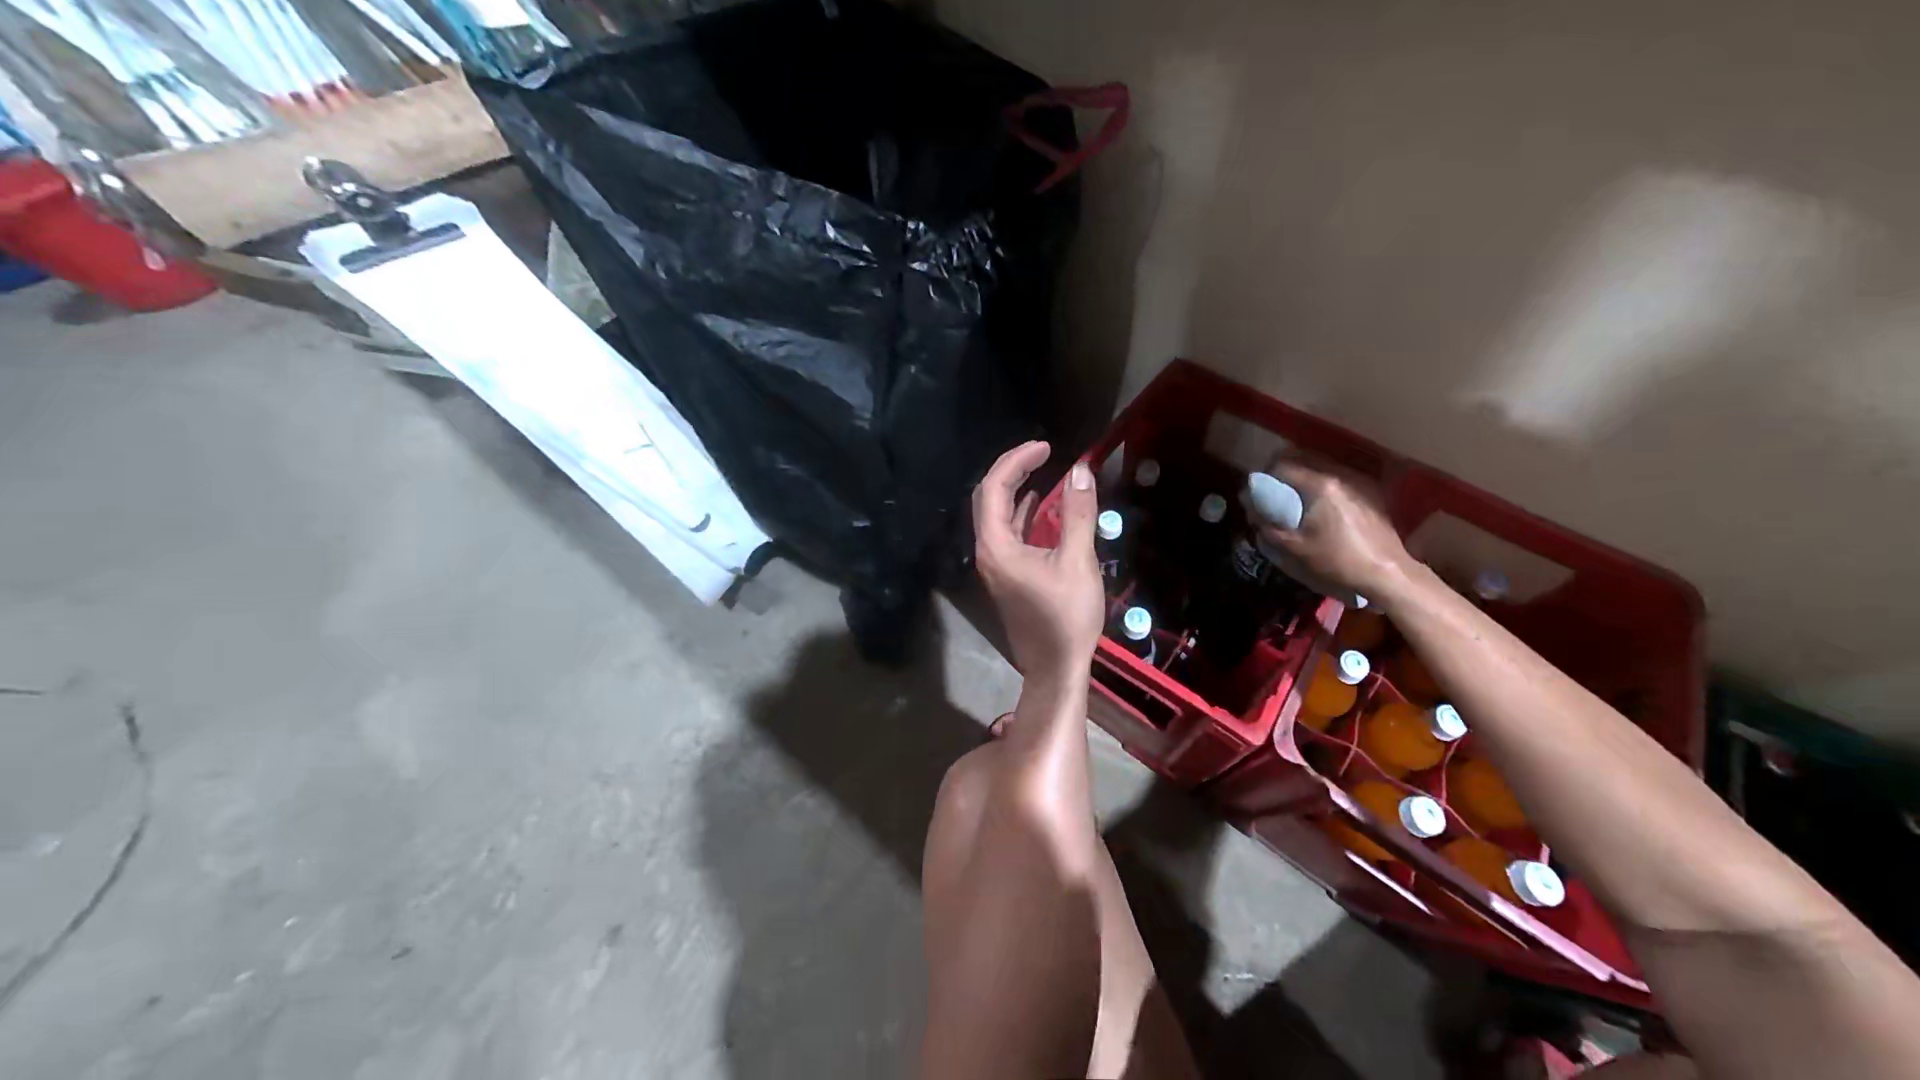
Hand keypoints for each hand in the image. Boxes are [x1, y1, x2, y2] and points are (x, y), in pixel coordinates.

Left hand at [972, 441, 1104, 682]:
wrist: (1054, 666)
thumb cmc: (1066, 617)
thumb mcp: (1077, 560)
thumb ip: (1077, 513)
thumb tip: (1080, 470)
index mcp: (996, 545)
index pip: (995, 488)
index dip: (1017, 461)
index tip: (1046, 447)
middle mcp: (988, 551)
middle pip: (989, 498)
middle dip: (1012, 470)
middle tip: (1042, 453)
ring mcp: (995, 565)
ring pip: (997, 516)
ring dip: (1016, 491)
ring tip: (1043, 471)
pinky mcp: (1007, 575)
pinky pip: (1008, 533)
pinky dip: (1022, 514)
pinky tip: (1041, 507)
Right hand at [1255, 459, 1414, 604]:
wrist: (1387, 572)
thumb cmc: (1338, 560)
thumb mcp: (1294, 547)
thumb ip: (1267, 524)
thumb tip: (1250, 508)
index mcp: (1320, 485)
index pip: (1282, 466)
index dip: (1263, 476)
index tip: (1255, 493)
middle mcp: (1340, 475)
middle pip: (1302, 459)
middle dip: (1281, 473)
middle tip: (1271, 493)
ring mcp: (1358, 481)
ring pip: (1320, 466)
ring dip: (1302, 477)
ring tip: (1293, 499)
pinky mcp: (1369, 491)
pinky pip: (1336, 477)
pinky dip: (1320, 484)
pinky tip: (1318, 505)